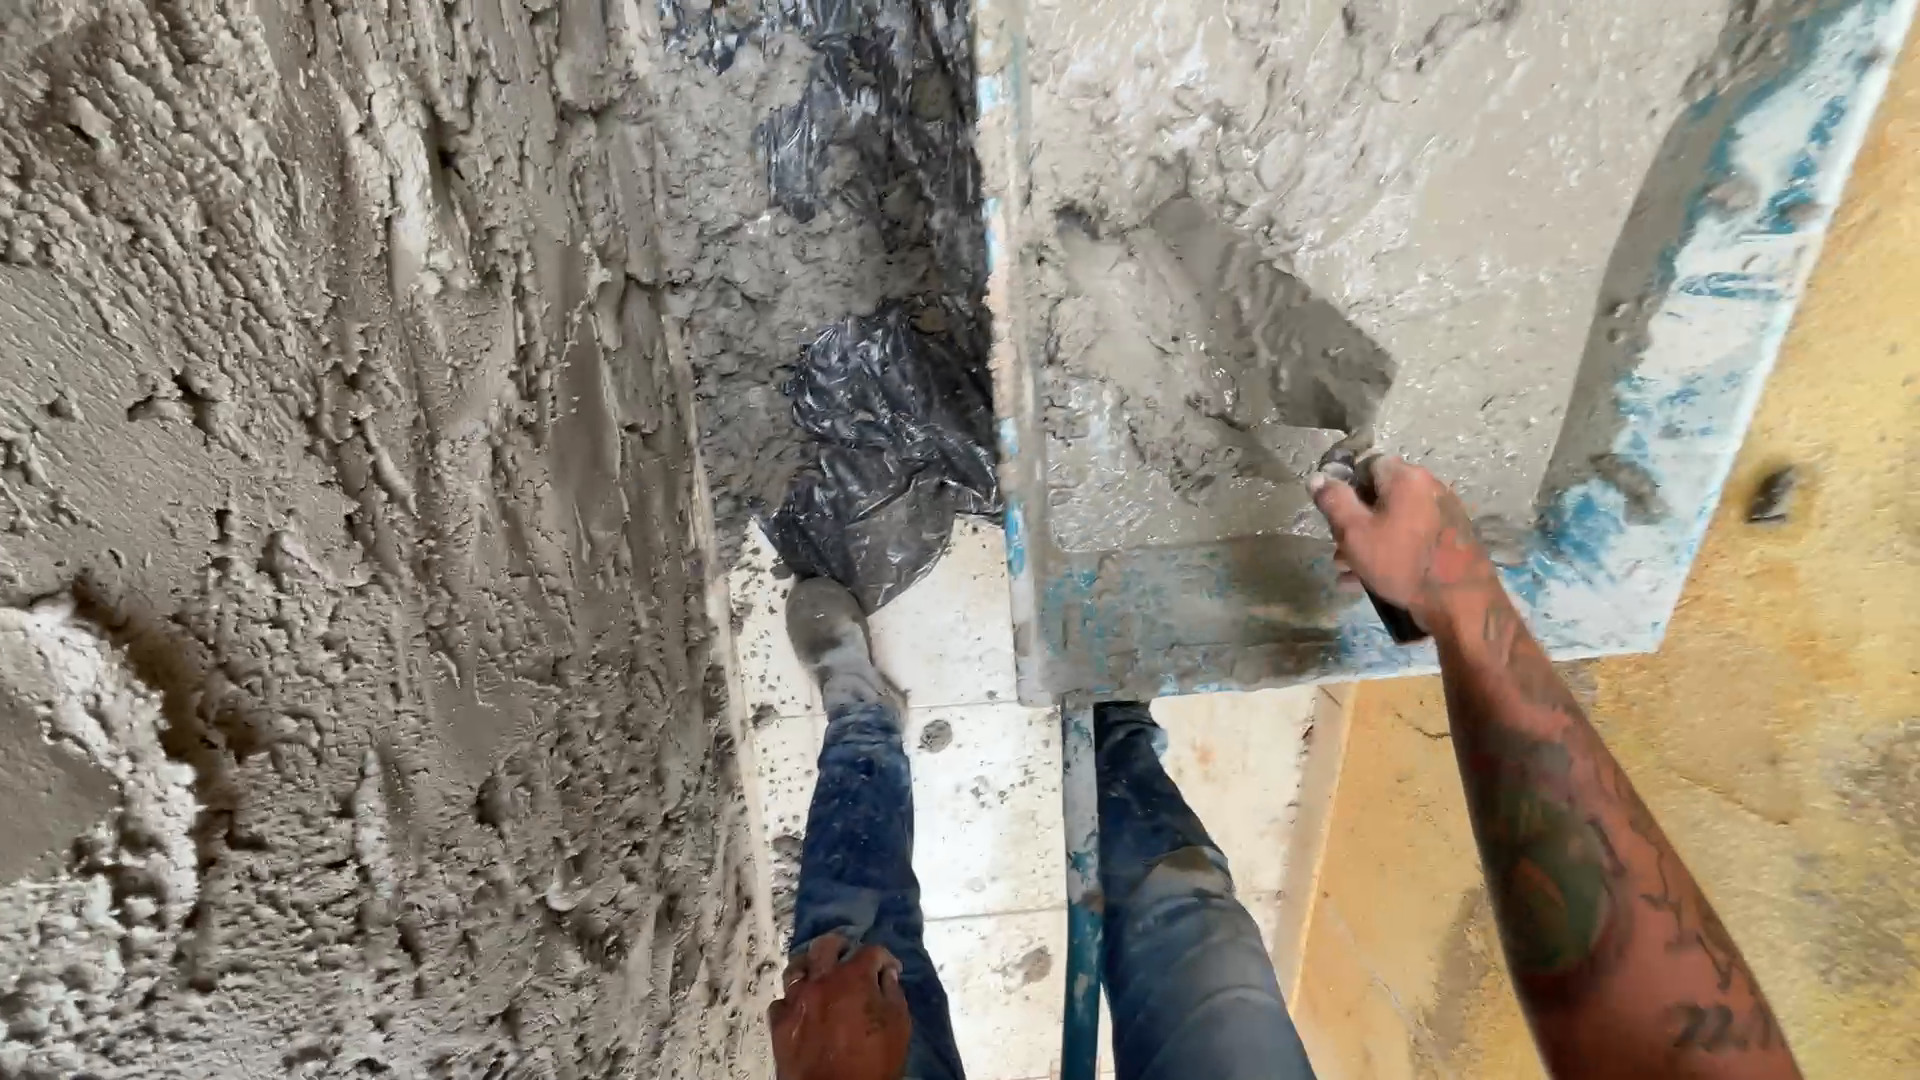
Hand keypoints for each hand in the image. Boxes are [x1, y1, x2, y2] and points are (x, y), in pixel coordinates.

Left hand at [768, 934, 911, 1079]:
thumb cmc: (872, 1064)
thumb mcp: (898, 1027)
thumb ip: (893, 994)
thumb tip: (886, 976)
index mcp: (853, 976)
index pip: (871, 951)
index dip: (885, 958)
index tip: (891, 970)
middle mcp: (822, 980)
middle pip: (826, 945)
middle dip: (840, 945)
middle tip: (848, 953)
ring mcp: (797, 1001)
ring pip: (797, 968)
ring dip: (810, 968)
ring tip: (819, 975)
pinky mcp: (779, 1025)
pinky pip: (781, 1002)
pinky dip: (792, 1001)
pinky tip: (801, 1008)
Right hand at [1308, 456, 1500, 635]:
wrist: (1460, 601)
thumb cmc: (1400, 561)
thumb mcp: (1354, 531)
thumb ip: (1333, 500)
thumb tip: (1318, 477)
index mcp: (1406, 478)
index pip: (1367, 464)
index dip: (1345, 485)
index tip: (1334, 513)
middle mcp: (1430, 488)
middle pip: (1380, 494)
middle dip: (1354, 520)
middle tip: (1338, 547)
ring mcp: (1444, 513)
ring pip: (1394, 519)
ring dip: (1369, 539)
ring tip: (1349, 568)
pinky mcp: (1451, 537)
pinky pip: (1410, 536)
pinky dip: (1390, 550)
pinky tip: (1370, 577)